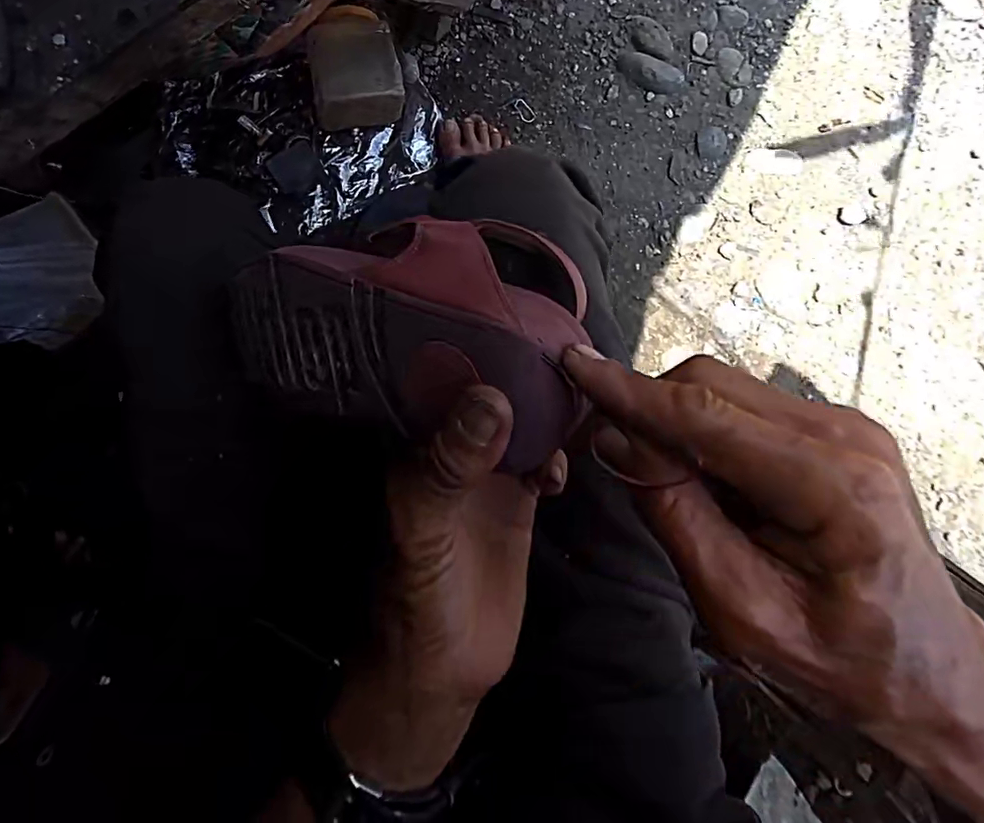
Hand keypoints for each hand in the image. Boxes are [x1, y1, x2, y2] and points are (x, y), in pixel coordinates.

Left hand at [327, 386, 566, 791]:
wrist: (445, 662)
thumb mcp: (426, 520)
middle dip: (517, 372)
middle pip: (487, 393)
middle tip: (556, 352)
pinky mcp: (515, 497)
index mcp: (416, 441)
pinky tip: (554, 472)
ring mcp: (485, 471)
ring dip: (542, 411)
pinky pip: (540, 459)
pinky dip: (553, 456)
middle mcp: (451, 447)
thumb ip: (453, 462)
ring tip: (567, 401)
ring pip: (518, 421)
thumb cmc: (417, 590)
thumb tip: (491, 399)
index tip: (511, 321)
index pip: (440, 377)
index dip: (470, 347)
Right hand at [562, 348, 983, 822]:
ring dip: (670, 418)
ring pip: (720, 385)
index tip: (575, 366)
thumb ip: (677, 517)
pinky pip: (739, 402)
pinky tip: (702, 476)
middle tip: (607, 449)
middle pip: (709, 384)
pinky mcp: (831, 429)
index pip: (704, 415)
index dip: (630, 391)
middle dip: (645, 405)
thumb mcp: (742, 611)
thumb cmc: (845, 663)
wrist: (935, 674)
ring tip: (661, 477)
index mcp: (835, 487)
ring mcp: (844, 425)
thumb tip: (617, 439)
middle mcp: (845, 435)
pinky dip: (698, 426)